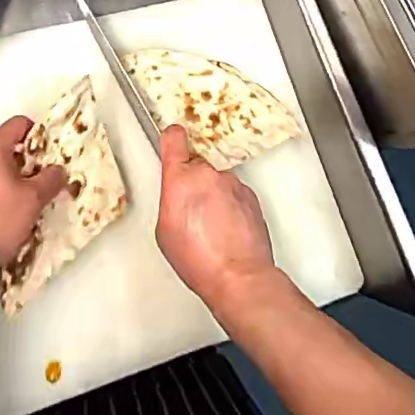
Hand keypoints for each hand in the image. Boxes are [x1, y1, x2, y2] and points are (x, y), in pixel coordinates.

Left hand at [0, 116, 65, 282]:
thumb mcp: (33, 200)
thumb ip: (51, 179)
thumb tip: (58, 171)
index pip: (18, 123)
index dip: (38, 133)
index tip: (49, 154)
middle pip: (4, 146)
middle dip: (25, 161)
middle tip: (39, 182)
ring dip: (9, 179)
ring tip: (21, 204)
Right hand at [154, 124, 279, 310]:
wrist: (239, 276)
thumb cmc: (199, 259)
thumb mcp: (165, 230)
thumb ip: (169, 199)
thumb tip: (176, 195)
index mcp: (181, 178)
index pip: (174, 138)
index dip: (172, 138)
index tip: (172, 139)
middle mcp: (207, 173)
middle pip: (196, 164)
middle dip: (192, 180)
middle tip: (191, 209)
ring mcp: (231, 182)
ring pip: (216, 180)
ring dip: (212, 195)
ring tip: (211, 227)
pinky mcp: (249, 194)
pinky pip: (233, 193)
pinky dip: (229, 205)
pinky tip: (226, 230)